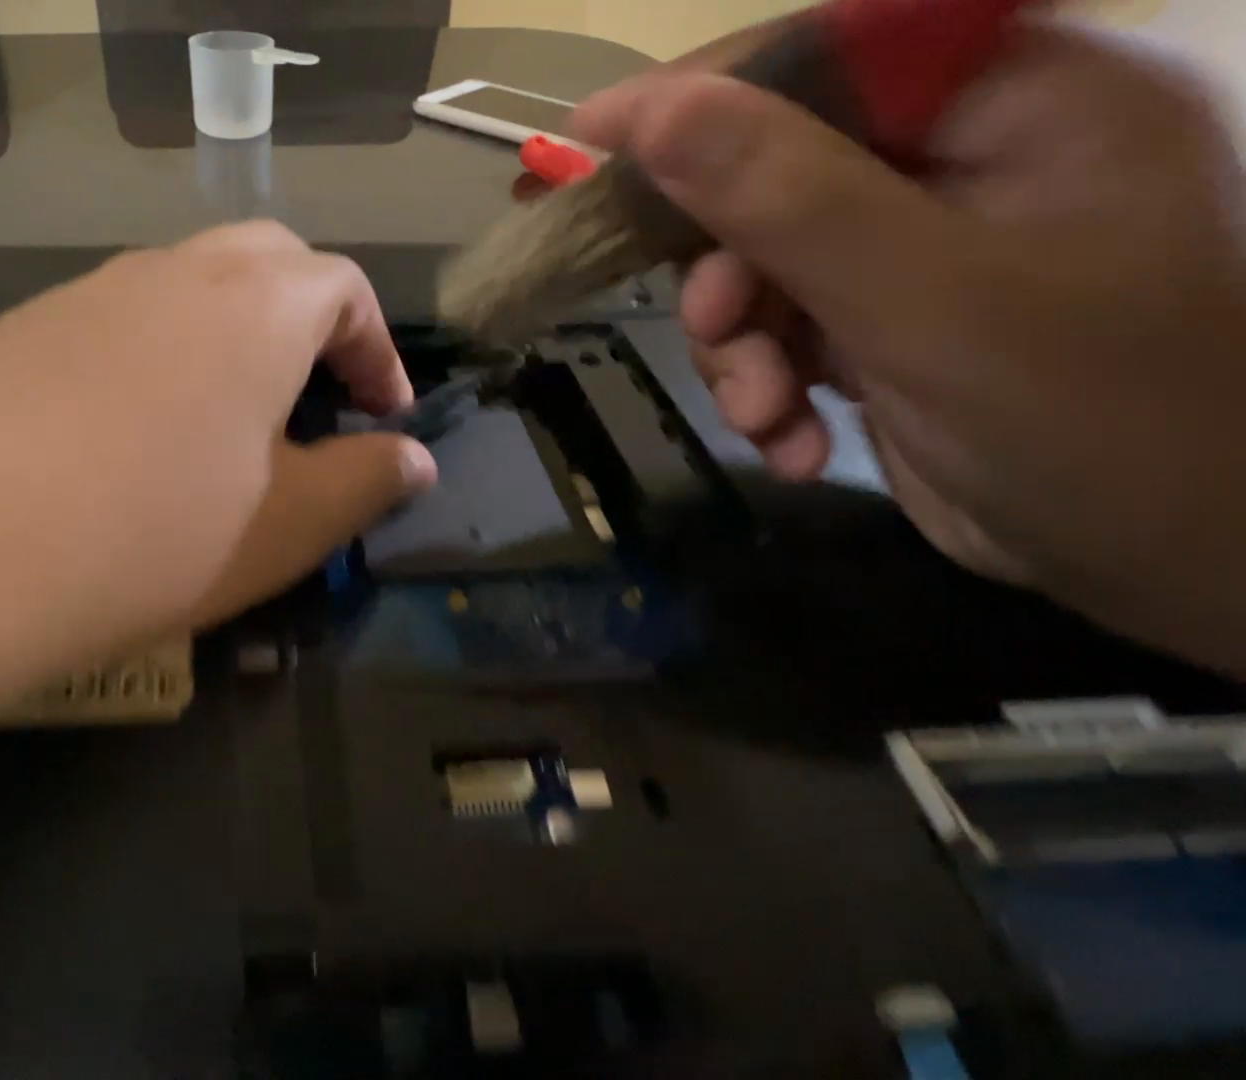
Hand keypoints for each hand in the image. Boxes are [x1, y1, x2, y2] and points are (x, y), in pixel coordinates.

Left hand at [0, 221, 436, 697]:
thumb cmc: (147, 542)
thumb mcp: (284, 528)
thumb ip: (366, 483)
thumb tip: (415, 459)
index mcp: (254, 304)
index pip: (344, 288)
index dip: (378, 352)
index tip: (385, 419)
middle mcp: (169, 273)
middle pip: (265, 265)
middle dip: (308, 326)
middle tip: (314, 405)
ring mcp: (82, 294)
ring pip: (183, 292)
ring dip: (227, 343)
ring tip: (224, 433)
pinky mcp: (15, 331)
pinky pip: (112, 327)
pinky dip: (152, 365)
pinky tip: (127, 443)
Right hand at [573, 27, 1245, 670]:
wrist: (1163, 560)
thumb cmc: (1089, 417)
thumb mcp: (923, 301)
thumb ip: (790, 199)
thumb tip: (659, 114)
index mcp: (1020, 105)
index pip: (831, 57)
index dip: (705, 93)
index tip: (589, 142)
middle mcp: (967, 164)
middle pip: (778, 175)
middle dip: (727, 271)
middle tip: (712, 329)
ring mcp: (922, 251)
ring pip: (763, 269)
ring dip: (738, 350)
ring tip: (761, 415)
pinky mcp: (888, 327)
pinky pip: (782, 333)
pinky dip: (766, 390)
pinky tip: (788, 444)